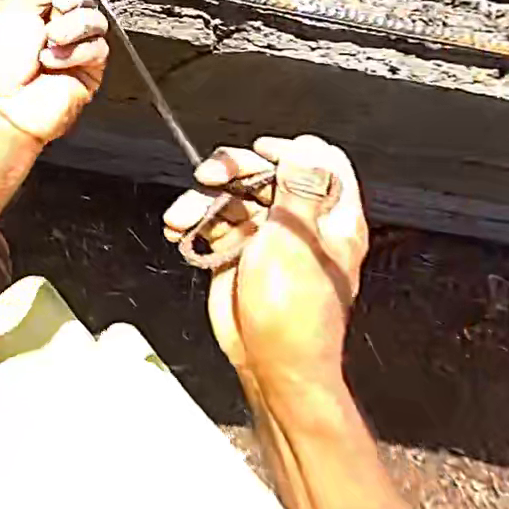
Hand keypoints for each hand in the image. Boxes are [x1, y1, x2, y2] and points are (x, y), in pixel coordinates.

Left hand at [0, 0, 108, 142]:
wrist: (0, 104)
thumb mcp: (16, 8)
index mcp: (33, 8)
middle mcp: (54, 26)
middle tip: (57, 7)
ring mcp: (71, 48)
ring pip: (94, 19)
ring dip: (72, 26)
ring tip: (50, 40)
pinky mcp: (86, 70)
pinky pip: (97, 47)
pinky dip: (74, 52)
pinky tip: (53, 62)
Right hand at [162, 135, 368, 391]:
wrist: (268, 361)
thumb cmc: (293, 312)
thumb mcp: (295, 241)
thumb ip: (299, 189)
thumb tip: (309, 147)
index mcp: (329, 217)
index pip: (317, 162)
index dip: (288, 150)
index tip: (259, 151)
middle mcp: (298, 221)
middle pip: (265, 172)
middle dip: (231, 170)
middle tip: (207, 176)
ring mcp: (265, 235)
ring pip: (230, 194)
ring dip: (200, 200)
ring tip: (181, 218)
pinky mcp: (236, 250)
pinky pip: (211, 220)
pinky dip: (192, 221)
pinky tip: (179, 230)